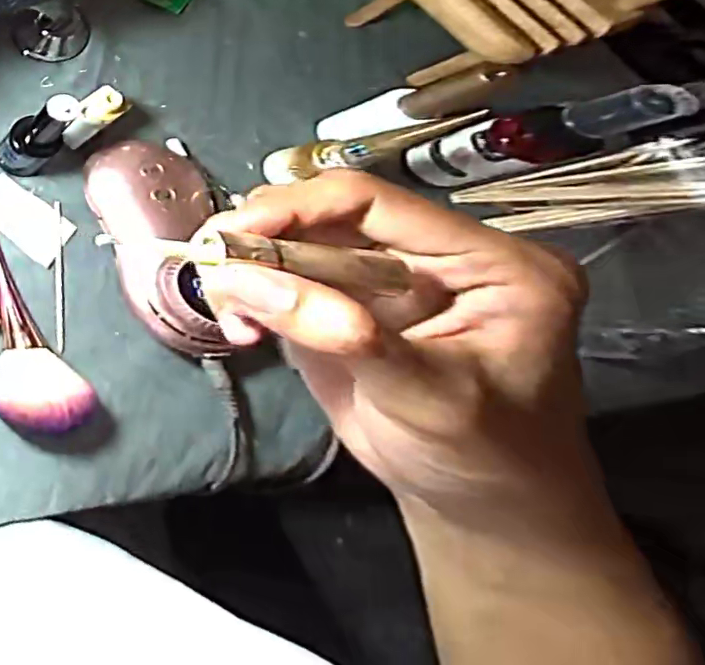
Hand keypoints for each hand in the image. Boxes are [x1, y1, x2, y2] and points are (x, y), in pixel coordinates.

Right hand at [194, 171, 590, 514]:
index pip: (367, 201)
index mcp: (482, 260)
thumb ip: (344, 335)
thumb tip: (248, 282)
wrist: (478, 502)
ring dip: (239, 271)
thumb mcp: (428, 398)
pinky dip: (239, 293)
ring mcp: (373, 271)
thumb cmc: (487, 456)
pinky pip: (265, 270)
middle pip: (311, 212)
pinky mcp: (331, 292)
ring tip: (235, 318)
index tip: (231, 236)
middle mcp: (423, 251)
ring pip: (277, 237)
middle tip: (218, 278)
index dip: (292, 208)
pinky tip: (243, 330)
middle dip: (254, 242)